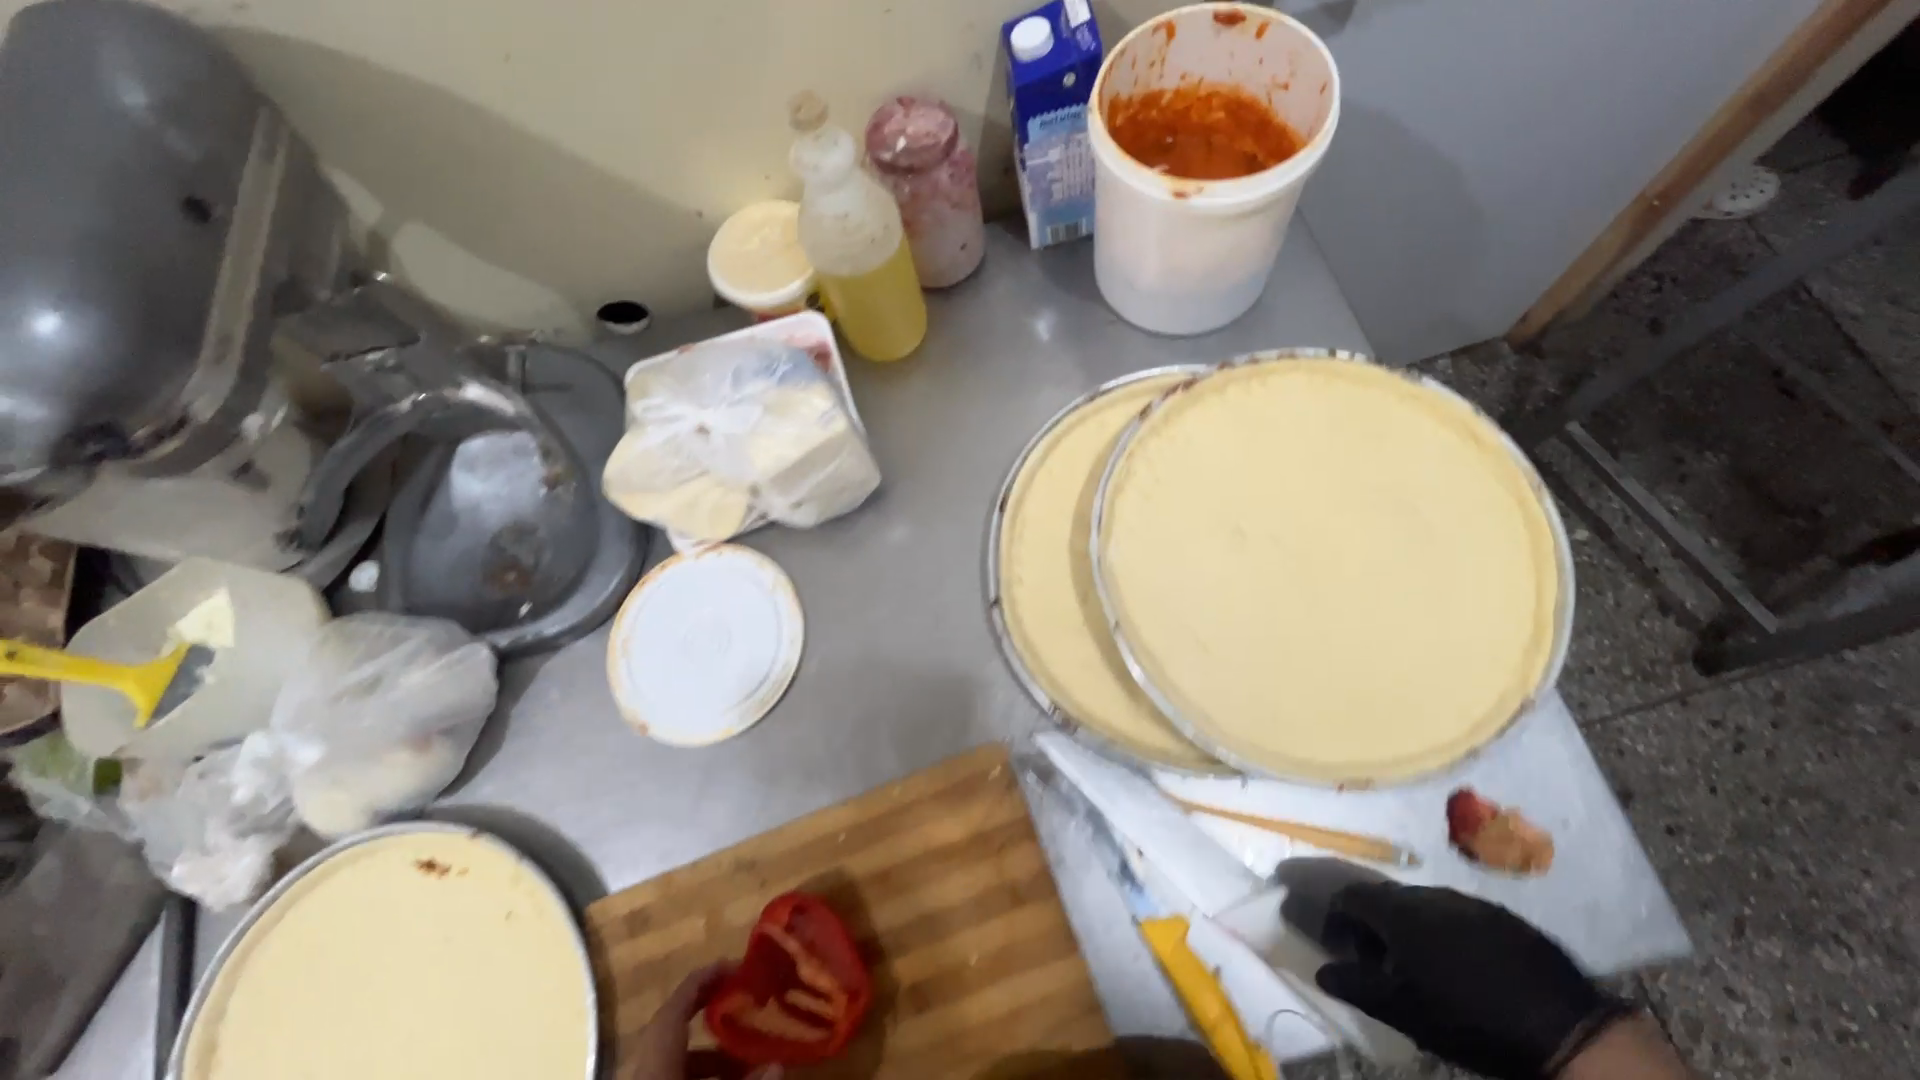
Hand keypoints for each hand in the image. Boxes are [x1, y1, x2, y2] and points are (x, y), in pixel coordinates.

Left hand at [628, 963, 782, 1079]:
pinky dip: (699, 1072)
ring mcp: (643, 1076)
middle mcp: (643, 1063)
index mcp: (656, 1054)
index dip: (705, 978)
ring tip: (749, 1052)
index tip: (736, 964)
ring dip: (712, 1051)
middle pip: (675, 1027)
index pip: (677, 1003)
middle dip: (711, 1011)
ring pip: (676, 1056)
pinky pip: (671, 1074)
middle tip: (744, 996)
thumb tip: (780, 1065)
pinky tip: (730, 1078)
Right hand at [1314, 883, 1633, 1079]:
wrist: (1564, 1030)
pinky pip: (1458, 914)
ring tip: (1416, 962)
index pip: (1350, 895)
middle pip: (1386, 897)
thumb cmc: (1470, 1020)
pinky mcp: (1504, 917)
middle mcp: (1431, 895)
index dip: (1334, 915)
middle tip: (1374, 956)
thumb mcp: (1404, 1011)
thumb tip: (1322, 971)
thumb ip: (1357, 986)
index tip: (1334, 941)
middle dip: (1371, 921)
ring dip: (1408, 925)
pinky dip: (1443, 931)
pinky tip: (1458, 963)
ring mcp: (1472, 903)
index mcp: (1401, 913)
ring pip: (1423, 904)